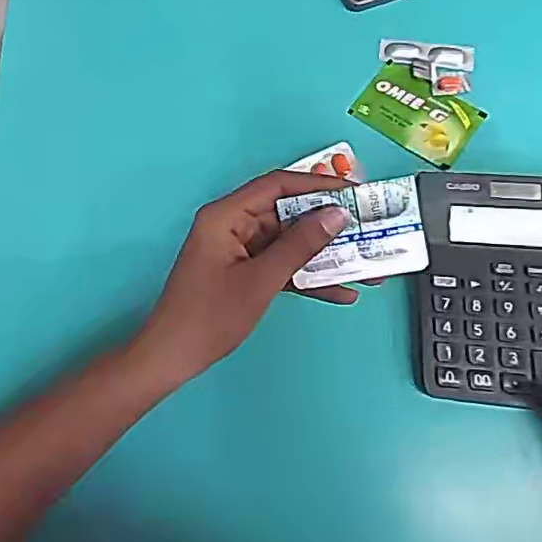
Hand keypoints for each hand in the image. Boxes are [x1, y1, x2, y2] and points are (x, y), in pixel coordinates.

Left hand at [132, 170, 355, 384]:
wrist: (173, 356)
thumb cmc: (209, 317)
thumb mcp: (261, 280)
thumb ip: (300, 246)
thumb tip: (335, 215)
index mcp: (226, 215)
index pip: (278, 185)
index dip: (319, 186)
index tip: (356, 193)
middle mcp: (232, 225)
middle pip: (288, 213)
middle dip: (329, 225)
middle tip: (368, 230)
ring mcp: (238, 249)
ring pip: (289, 242)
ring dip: (324, 255)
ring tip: (365, 266)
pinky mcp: (243, 272)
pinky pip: (281, 265)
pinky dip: (307, 277)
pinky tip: (341, 291)